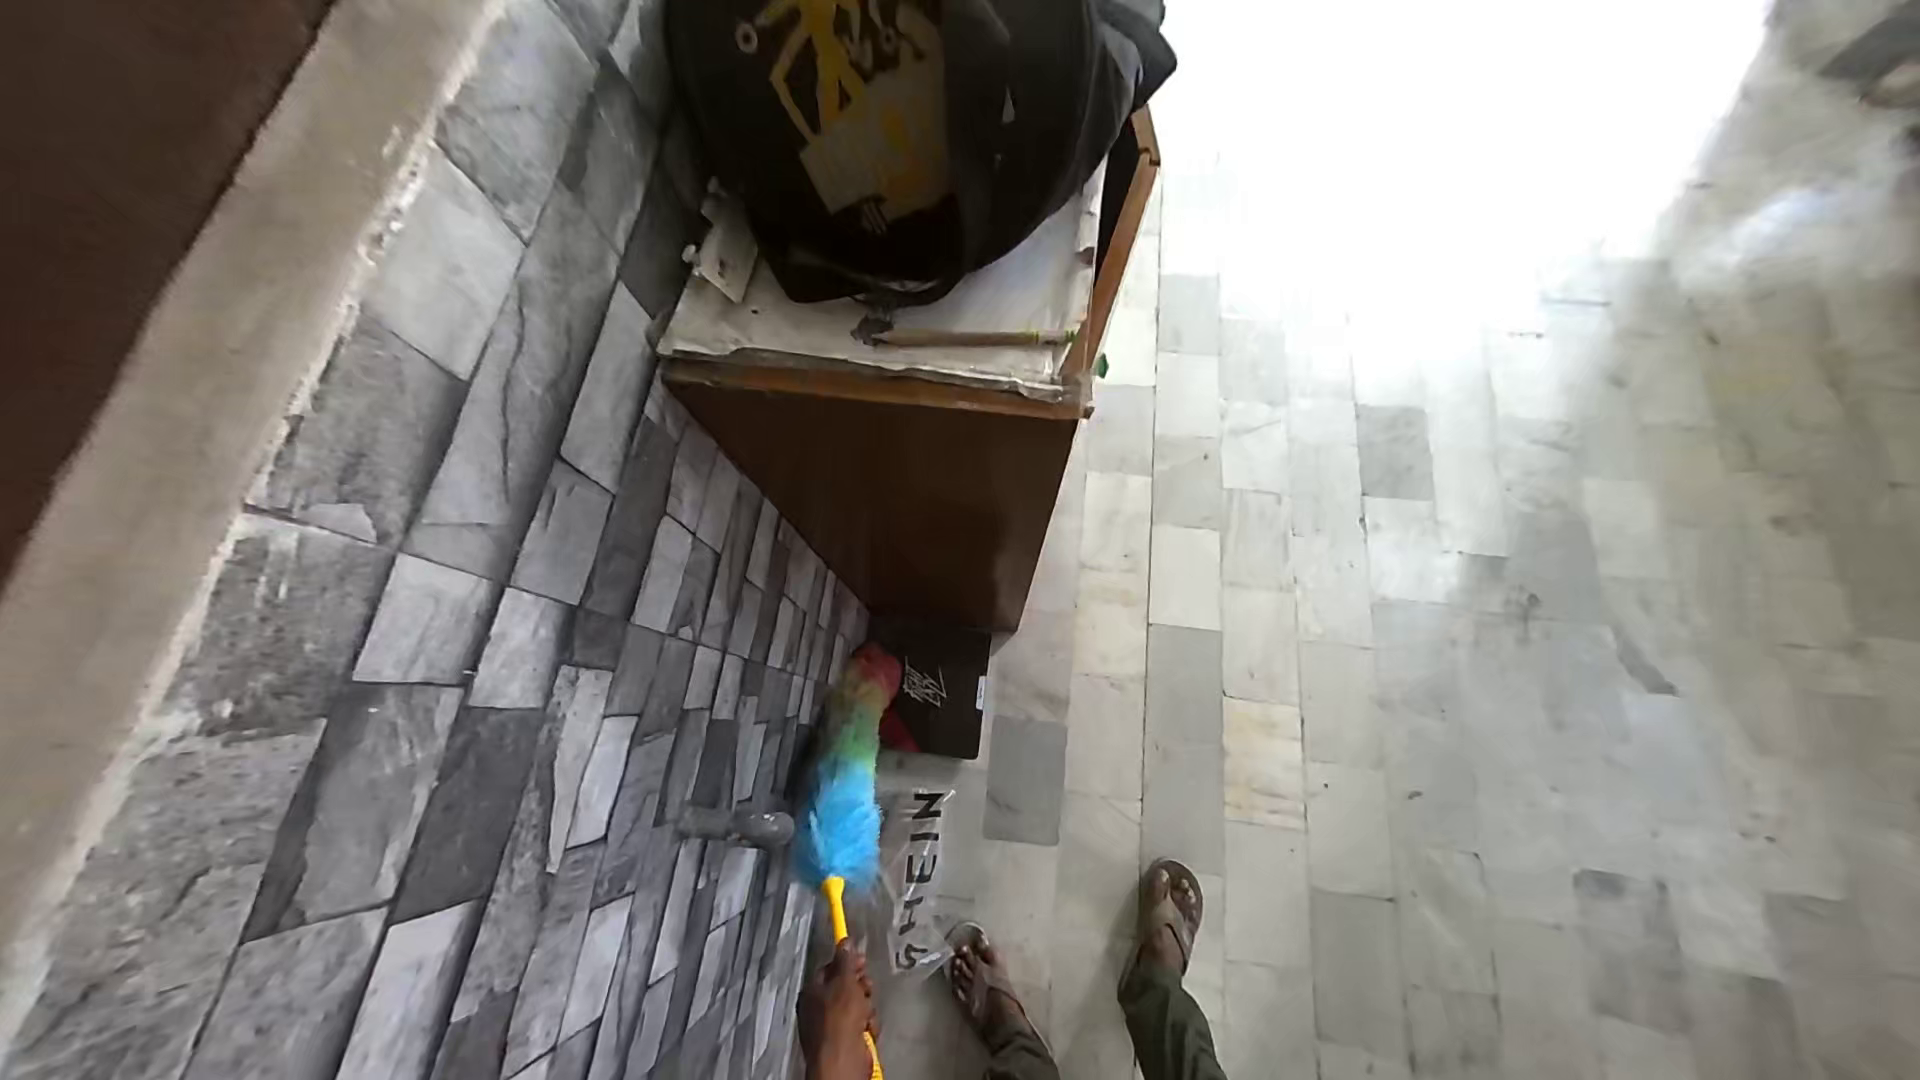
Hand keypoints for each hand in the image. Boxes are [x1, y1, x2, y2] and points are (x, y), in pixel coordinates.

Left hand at [800, 941, 877, 1079]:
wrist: (843, 1059)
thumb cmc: (839, 1016)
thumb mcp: (844, 980)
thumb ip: (846, 959)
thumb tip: (845, 940)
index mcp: (811, 992)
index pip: (829, 968)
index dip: (847, 962)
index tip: (862, 960)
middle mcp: (818, 1009)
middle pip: (844, 986)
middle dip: (860, 985)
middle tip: (867, 986)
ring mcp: (832, 1027)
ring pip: (857, 1004)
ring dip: (866, 1006)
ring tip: (866, 1013)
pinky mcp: (846, 1041)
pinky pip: (861, 1023)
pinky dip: (867, 1024)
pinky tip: (868, 1028)